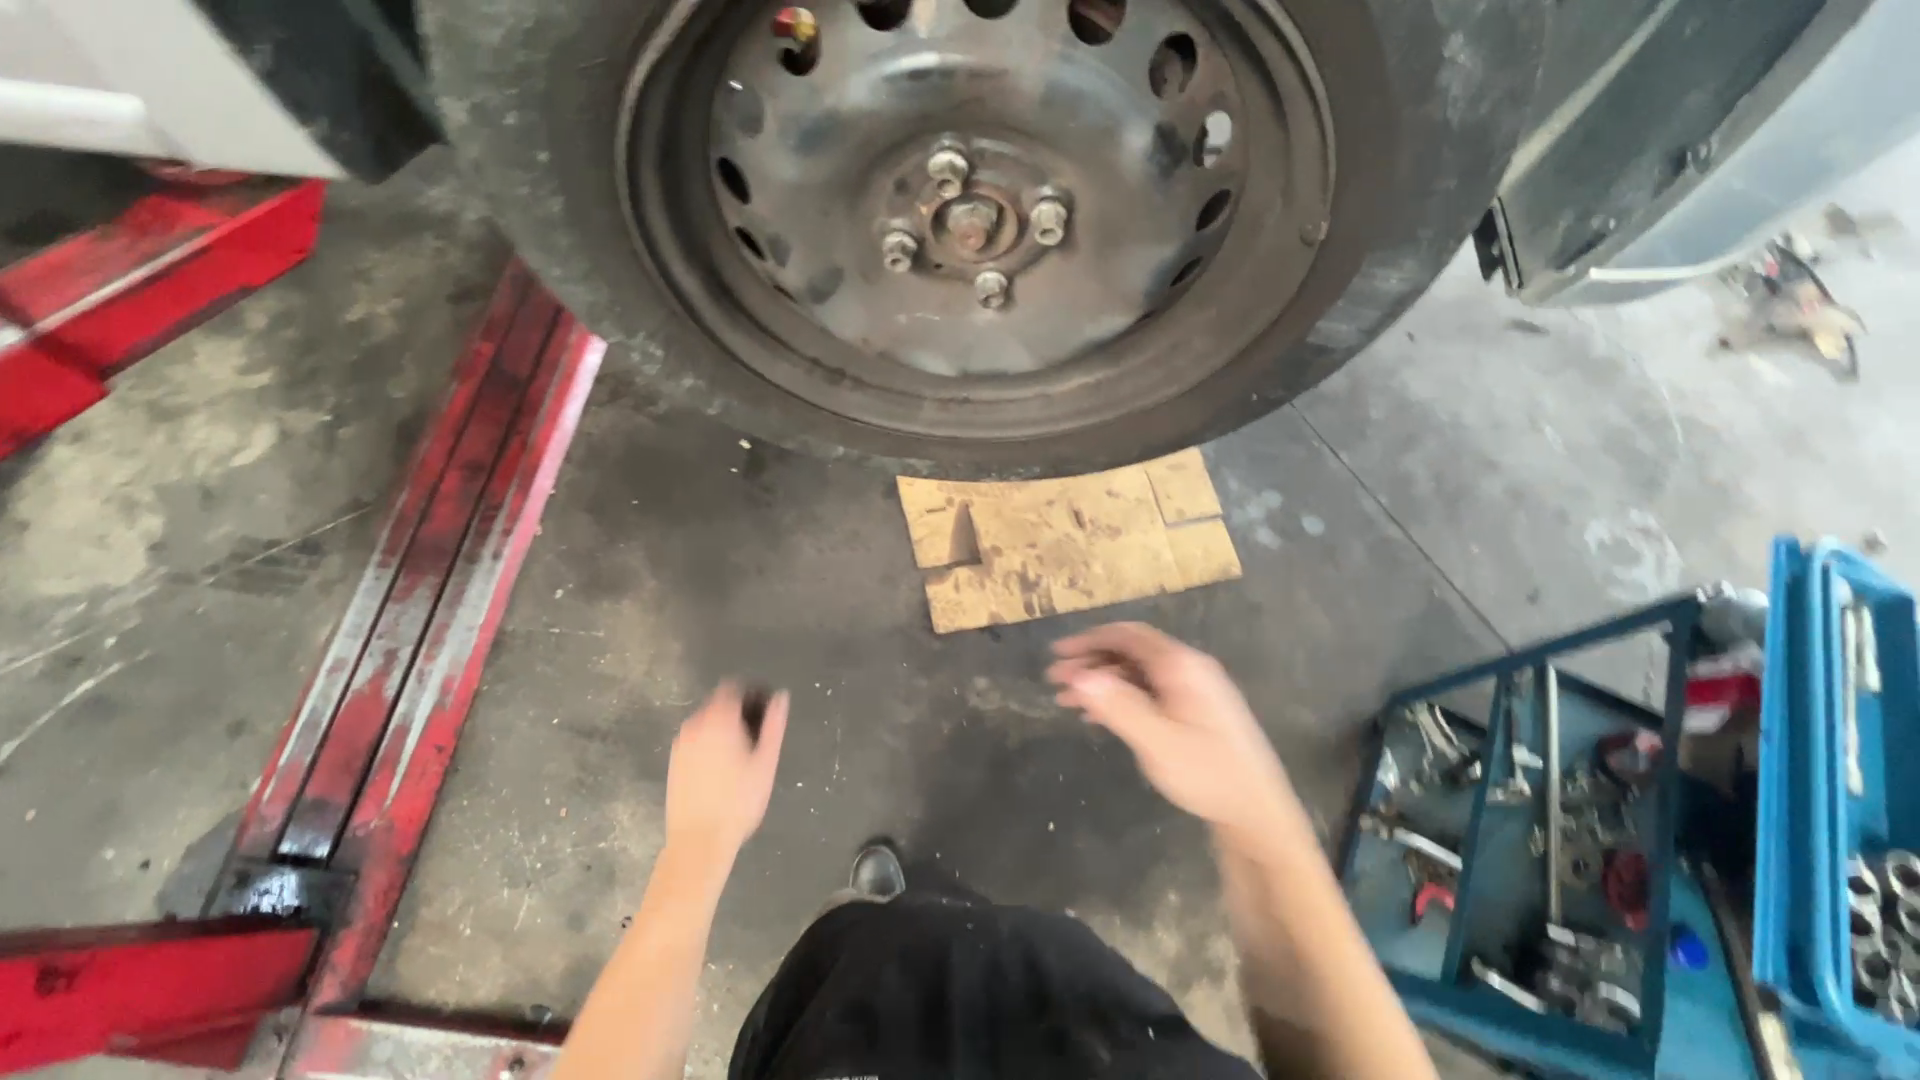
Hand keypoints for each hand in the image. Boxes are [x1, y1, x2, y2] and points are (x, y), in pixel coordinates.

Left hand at [663, 682, 787, 858]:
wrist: (699, 841)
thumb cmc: (739, 802)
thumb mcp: (765, 762)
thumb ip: (774, 724)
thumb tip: (781, 697)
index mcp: (718, 720)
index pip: (732, 688)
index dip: (751, 694)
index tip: (764, 711)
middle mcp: (694, 725)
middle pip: (718, 705)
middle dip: (738, 715)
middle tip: (757, 741)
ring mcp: (679, 745)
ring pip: (706, 725)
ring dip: (723, 731)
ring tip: (741, 759)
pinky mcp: (672, 763)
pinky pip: (695, 743)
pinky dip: (709, 747)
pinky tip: (721, 773)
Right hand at [1048, 623, 1300, 844]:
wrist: (1257, 810)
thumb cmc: (1206, 773)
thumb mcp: (1157, 742)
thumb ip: (1118, 706)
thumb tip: (1079, 676)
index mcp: (1181, 666)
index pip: (1127, 636)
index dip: (1089, 640)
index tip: (1057, 655)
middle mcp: (1188, 668)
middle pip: (1131, 652)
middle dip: (1091, 662)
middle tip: (1055, 681)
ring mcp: (1194, 689)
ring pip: (1138, 673)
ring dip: (1102, 682)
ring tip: (1067, 702)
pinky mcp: (1195, 710)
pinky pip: (1149, 691)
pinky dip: (1121, 698)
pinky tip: (1099, 718)